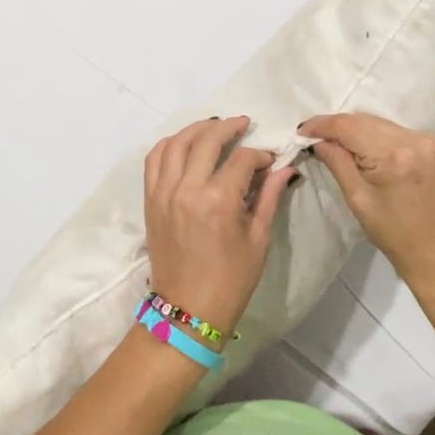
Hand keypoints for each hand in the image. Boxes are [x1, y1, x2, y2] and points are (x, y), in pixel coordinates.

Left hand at [143, 116, 294, 334]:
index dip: (260, 154)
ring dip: (197, 129)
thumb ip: (268, 197)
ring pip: (176, 142)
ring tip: (215, 127)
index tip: (270, 159)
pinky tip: (185, 143)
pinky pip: (154, 159)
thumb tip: (285, 167)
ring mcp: (164, 192)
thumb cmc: (231, 279)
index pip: (241, 159)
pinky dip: (169, 144)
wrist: (189, 309)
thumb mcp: (258, 239)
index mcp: (218, 201)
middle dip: (229, 127)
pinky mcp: (150, 199)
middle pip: (207, 140)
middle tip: (243, 124)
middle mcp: (187, 189)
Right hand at [299, 113, 434, 294]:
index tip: (303, 130)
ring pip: (385, 124)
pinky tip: (378, 155)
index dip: (322, 124)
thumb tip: (318, 140)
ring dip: (363, 132)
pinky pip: (403, 132)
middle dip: (341, 128)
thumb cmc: (394, 234)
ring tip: (346, 148)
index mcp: (394, 155)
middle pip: (367, 120)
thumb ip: (337, 162)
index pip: (349, 125)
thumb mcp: (357, 199)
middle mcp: (417, 139)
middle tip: (319, 139)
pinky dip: (386, 139)